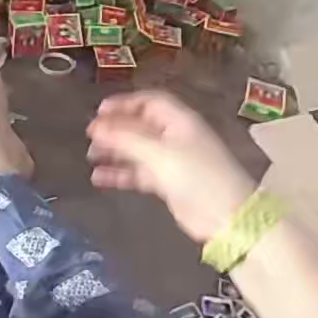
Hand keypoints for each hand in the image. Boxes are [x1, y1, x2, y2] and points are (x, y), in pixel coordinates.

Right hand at [87, 91, 257, 243]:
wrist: (225, 216)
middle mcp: (175, 137)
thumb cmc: (196, 177)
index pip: (149, 102)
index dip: (124, 103)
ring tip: (92, 156)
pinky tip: (100, 178)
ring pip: (137, 150)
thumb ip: (126, 138)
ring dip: (114, 151)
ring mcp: (172, 160)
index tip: (99, 111)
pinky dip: (120, 174)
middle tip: (91, 135)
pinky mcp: (168, 182)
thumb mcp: (159, 153)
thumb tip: (97, 126)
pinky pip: (139, 172)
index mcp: (179, 121)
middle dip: (115, 129)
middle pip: (140, 125)